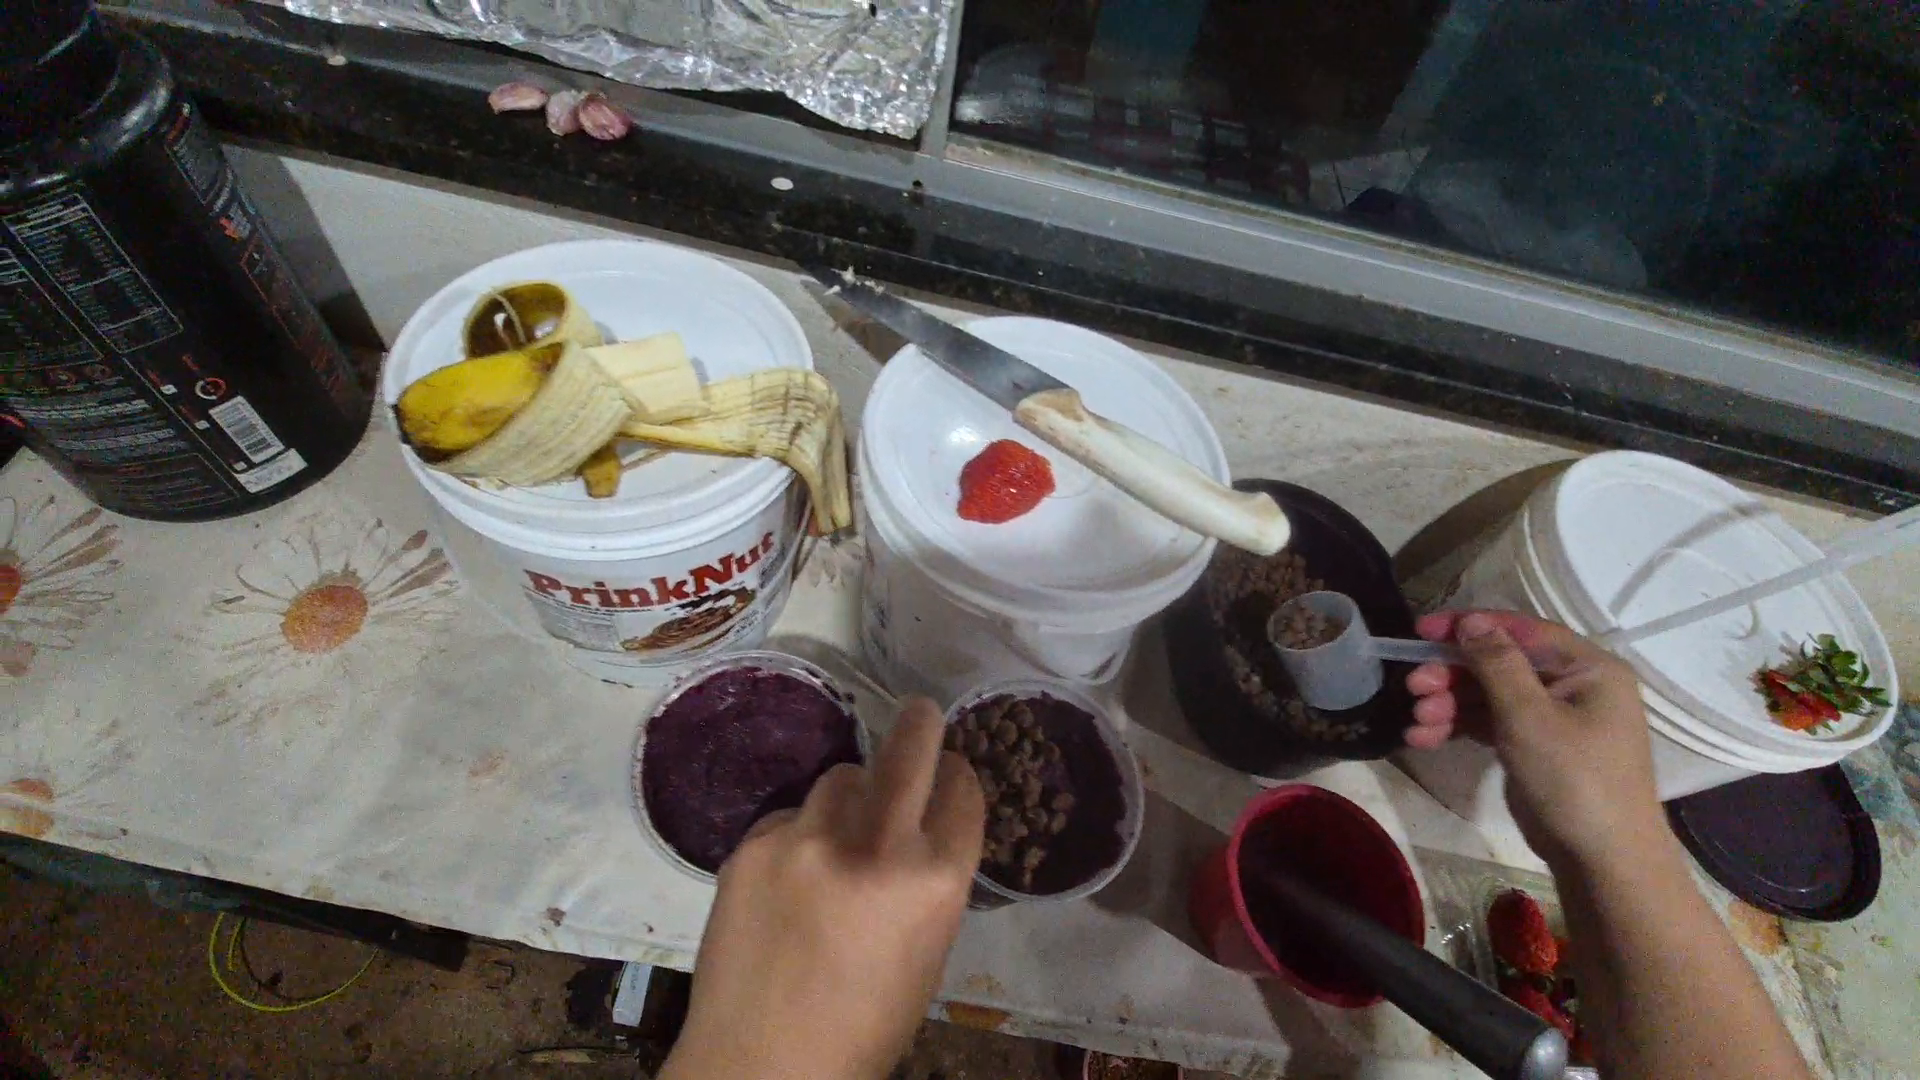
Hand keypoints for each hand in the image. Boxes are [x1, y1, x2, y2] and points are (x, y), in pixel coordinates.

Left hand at [661, 698, 985, 1079]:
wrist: (761, 1070)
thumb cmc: (865, 1023)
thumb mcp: (928, 952)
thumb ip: (931, 877)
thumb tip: (924, 819)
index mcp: (936, 881)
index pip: (962, 789)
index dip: (957, 777)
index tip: (948, 773)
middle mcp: (877, 845)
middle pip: (910, 748)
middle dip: (921, 724)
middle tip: (921, 712)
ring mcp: (809, 838)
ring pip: (841, 776)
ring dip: (849, 797)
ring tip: (835, 840)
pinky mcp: (755, 842)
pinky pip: (791, 815)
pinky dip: (799, 834)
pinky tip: (789, 879)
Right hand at [1403, 611, 1666, 869]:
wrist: (1600, 858)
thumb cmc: (1573, 777)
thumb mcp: (1528, 715)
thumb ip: (1496, 663)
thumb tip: (1471, 621)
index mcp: (1587, 669)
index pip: (1520, 630)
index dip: (1468, 625)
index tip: (1420, 630)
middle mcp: (1570, 685)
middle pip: (1495, 663)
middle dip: (1449, 674)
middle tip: (1412, 687)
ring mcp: (1549, 716)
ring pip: (1484, 693)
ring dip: (1446, 703)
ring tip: (1417, 722)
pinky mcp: (1530, 742)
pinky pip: (1485, 720)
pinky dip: (1455, 726)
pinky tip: (1422, 738)